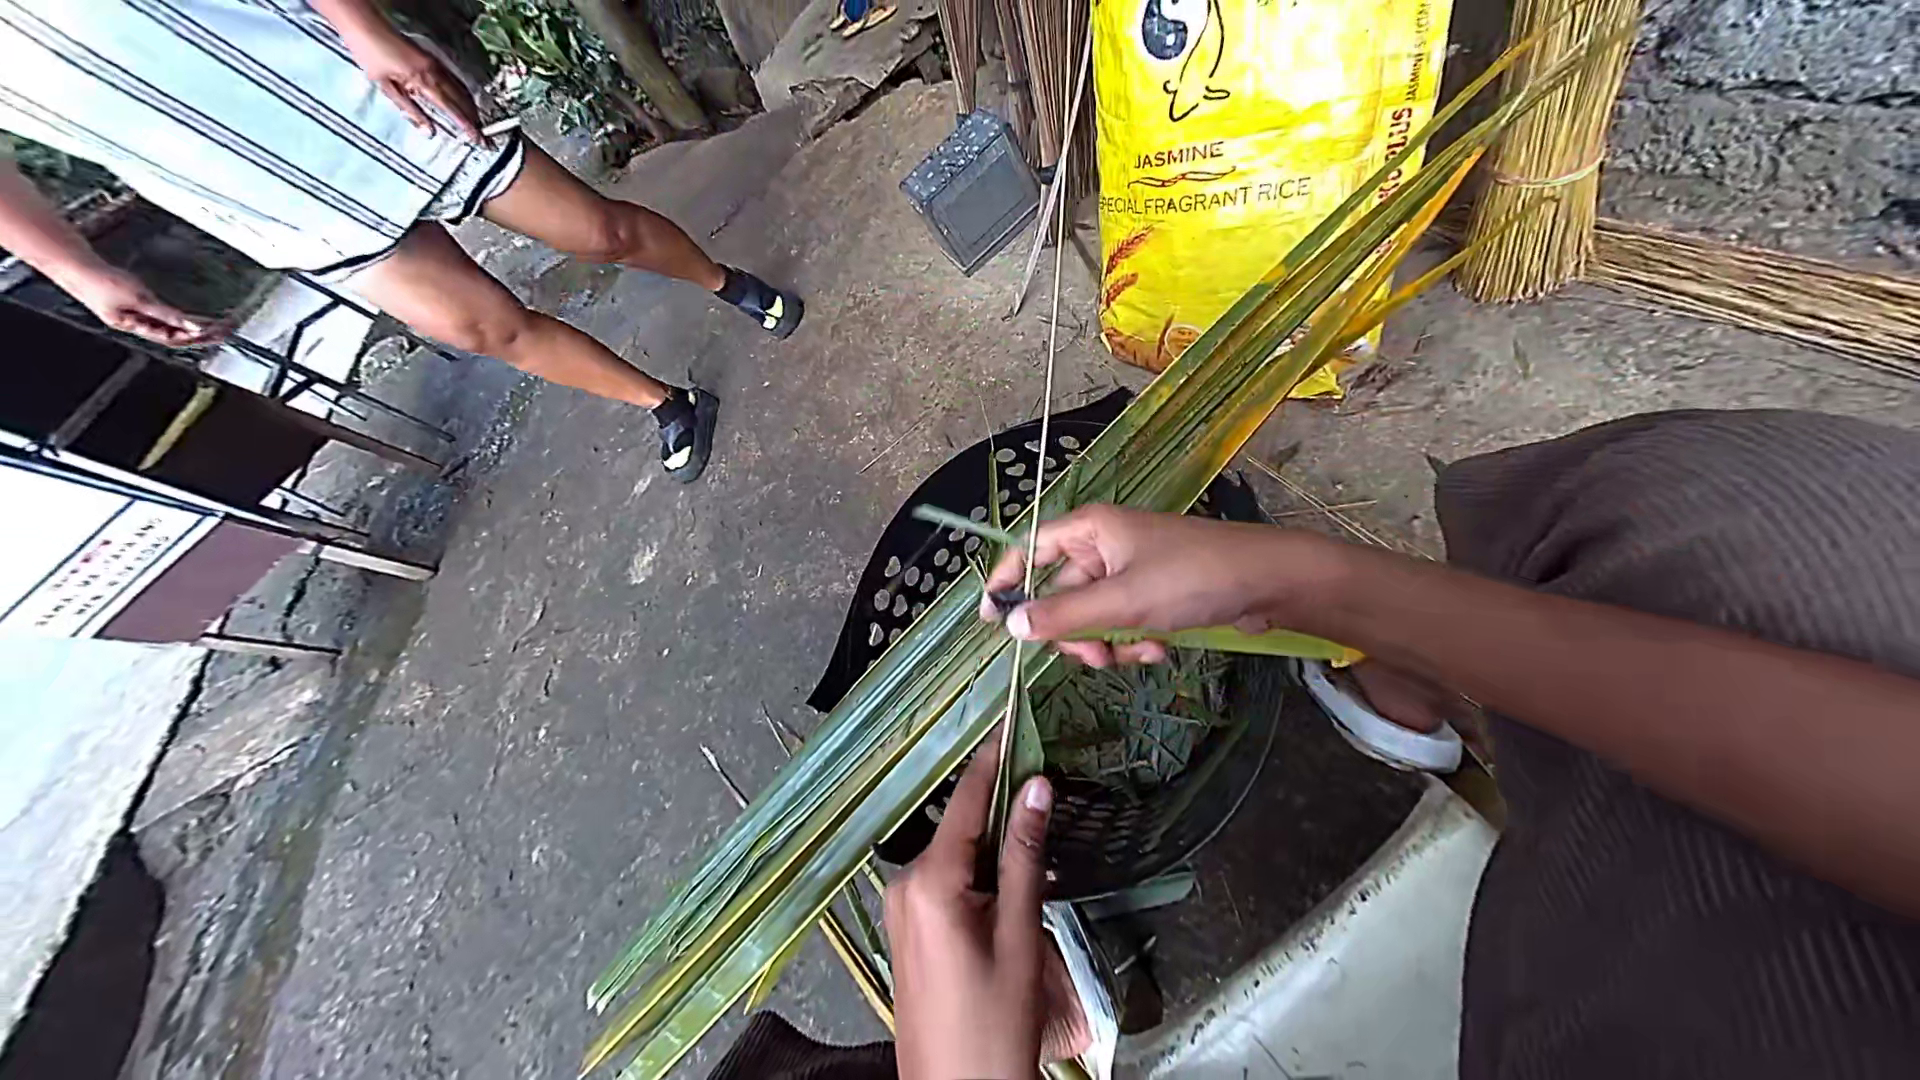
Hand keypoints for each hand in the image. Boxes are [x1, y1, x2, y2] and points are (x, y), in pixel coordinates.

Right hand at [65, 265, 222, 345]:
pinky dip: (181, 317)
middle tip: (224, 331)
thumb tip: (195, 326)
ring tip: (217, 325)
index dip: (196, 338)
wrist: (73, 262)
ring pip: (172, 325)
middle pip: (175, 334)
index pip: (172, 339)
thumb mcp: (139, 299)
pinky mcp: (136, 303)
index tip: (217, 334)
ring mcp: (136, 313)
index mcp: (132, 326)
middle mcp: (135, 323)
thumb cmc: (98, 280)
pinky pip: (165, 315)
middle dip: (200, 334)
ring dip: (194, 326)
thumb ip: (167, 314)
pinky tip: (196, 317)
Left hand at [345, 29, 483, 142]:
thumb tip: (428, 131)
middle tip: (486, 137)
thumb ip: (409, 110)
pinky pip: (456, 80)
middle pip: (464, 102)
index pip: (453, 110)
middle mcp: (435, 72)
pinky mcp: (432, 58)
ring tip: (479, 124)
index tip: (480, 140)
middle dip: (476, 121)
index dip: (468, 127)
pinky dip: (465, 95)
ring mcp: (435, 64)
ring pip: (463, 91)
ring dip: (473, 109)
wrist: (360, 20)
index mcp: (424, 82)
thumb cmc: (367, 51)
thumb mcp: (384, 85)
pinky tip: (467, 102)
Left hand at [886, 745, 1090, 1079]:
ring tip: (1032, 830)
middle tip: (1037, 781)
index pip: (965, 801)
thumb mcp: (1018, 935)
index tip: (1012, 726)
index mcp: (929, 882)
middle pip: (958, 826)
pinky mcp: (907, 926)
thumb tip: (1037, 787)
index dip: (991, 760)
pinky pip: (944, 879)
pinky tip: (1007, 877)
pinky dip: (976, 869)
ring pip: (953, 852)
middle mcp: (904, 883)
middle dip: (997, 805)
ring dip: (990, 842)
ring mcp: (900, 906)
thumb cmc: (994, 1025)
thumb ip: (1024, 855)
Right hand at [979, 504, 1351, 666]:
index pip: (1029, 548)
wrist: (1271, 582)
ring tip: (1135, 651)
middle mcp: (1103, 546)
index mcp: (1089, 529)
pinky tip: (1158, 648)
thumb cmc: (1192, 577)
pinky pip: (1120, 622)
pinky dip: (1131, 641)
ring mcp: (1128, 571)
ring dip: (1106, 642)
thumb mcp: (1122, 600)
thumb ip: (1063, 614)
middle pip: (1060, 593)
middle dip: (1074, 630)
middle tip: (1092, 655)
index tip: (991, 618)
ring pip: (1091, 616)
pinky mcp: (1151, 593)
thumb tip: (1011, 625)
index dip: (1007, 580)